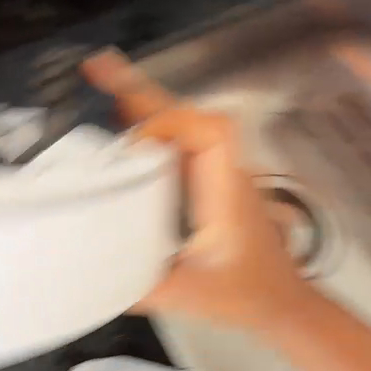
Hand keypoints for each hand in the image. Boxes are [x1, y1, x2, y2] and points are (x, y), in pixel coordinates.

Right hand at [83, 49, 322, 335]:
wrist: (282, 301)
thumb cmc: (247, 295)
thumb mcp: (190, 296)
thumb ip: (140, 287)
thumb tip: (88, 278)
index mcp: (225, 191)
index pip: (208, 133)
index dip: (168, 124)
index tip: (131, 142)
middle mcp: (224, 171)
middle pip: (187, 115)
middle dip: (144, 92)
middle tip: (98, 69)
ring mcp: (217, 172)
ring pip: (182, 124)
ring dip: (143, 103)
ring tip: (102, 81)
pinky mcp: (207, 181)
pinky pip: (178, 142)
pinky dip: (148, 126)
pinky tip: (121, 122)